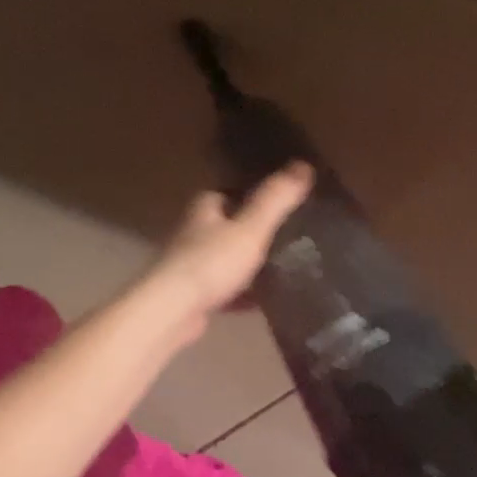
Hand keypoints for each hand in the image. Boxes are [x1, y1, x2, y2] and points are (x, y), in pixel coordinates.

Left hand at [141, 162, 314, 330]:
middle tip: (281, 237)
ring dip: (244, 265)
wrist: (173, 311)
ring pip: (222, 261)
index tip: (271, 202)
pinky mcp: (192, 299)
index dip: (244, 196)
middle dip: (246, 232)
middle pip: (223, 228)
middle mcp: (192, 237)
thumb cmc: (211, 263)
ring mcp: (190, 269)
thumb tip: (303, 165)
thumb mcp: (251, 228)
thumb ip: (275, 200)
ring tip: (278, 268)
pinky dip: (241, 296)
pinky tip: (263, 302)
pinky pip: (223, 293)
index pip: (222, 195)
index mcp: (203, 213)